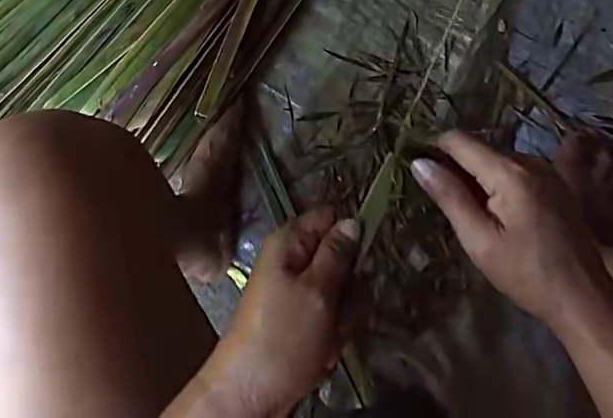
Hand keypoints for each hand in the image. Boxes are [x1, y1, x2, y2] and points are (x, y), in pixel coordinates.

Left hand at [196, 207, 357, 415]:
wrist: (250, 395)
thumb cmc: (282, 338)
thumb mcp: (316, 292)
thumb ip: (337, 254)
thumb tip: (353, 220)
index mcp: (289, 242)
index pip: (329, 217)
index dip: (351, 235)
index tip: (363, 261)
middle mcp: (292, 260)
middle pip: (340, 258)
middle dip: (349, 288)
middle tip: (339, 310)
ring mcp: (297, 292)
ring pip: (341, 293)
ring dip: (343, 319)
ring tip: (328, 338)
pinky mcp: (301, 321)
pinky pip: (331, 320)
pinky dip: (332, 338)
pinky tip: (322, 354)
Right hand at [411, 131, 612, 334]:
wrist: (586, 301)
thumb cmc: (528, 275)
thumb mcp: (480, 242)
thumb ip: (449, 196)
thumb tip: (419, 162)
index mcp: (509, 172)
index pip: (459, 140)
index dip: (434, 149)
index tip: (421, 170)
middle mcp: (529, 161)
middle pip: (478, 148)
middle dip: (457, 167)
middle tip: (449, 203)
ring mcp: (546, 170)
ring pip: (495, 158)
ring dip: (478, 175)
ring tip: (475, 213)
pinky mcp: (555, 182)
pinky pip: (515, 169)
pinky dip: (499, 182)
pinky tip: (500, 214)